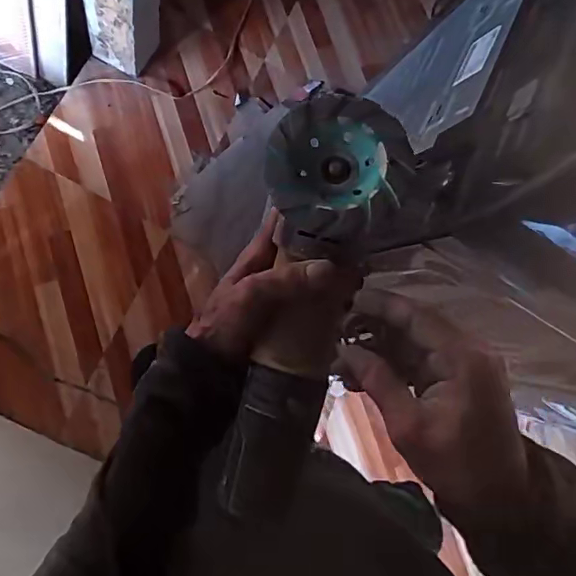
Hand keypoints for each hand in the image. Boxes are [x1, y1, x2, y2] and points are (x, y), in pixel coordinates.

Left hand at [186, 211, 361, 359]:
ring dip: (336, 275)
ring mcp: (285, 296)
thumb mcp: (250, 294)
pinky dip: (333, 302)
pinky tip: (352, 302)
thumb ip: (286, 279)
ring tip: (363, 273)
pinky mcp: (294, 320)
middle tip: (363, 244)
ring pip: (315, 277)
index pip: (284, 222)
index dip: (308, 210)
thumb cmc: (224, 323)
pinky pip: (317, 304)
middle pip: (306, 250)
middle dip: (331, 246)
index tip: (339, 204)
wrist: (211, 371)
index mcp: (258, 255)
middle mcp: (274, 270)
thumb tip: (332, 268)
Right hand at [335, 288, 530, 530]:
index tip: (343, 301)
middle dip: (374, 326)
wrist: (502, 502)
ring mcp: (466, 363)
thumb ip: (377, 380)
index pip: (414, 314)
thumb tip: (343, 350)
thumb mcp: (409, 425)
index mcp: (462, 354)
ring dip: (381, 346)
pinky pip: (421, 359)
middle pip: (414, 324)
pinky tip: (363, 371)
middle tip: (334, 331)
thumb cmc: (457, 465)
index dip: (378, 305)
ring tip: (341, 355)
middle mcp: (468, 349)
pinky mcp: (460, 379)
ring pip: (415, 341)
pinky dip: (394, 363)